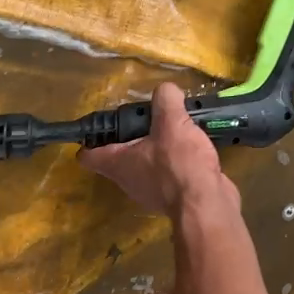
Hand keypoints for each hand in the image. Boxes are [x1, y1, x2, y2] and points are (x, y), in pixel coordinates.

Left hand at [78, 82, 228, 215]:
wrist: (206, 204)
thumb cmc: (180, 163)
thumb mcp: (172, 123)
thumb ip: (166, 101)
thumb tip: (166, 90)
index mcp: (118, 162)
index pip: (87, 154)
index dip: (92, 137)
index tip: (107, 122)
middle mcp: (128, 179)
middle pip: (119, 155)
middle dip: (132, 136)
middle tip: (151, 118)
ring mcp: (150, 190)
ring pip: (145, 163)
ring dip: (157, 147)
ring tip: (177, 129)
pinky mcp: (171, 195)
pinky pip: (168, 172)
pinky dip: (176, 160)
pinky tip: (192, 148)